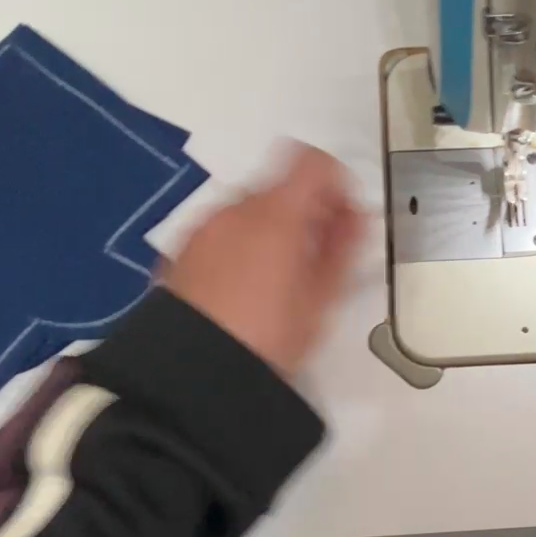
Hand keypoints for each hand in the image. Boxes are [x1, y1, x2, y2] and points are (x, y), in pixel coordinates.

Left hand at [161, 143, 364, 374]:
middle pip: (279, 191)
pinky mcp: (178, 252)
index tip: (344, 221)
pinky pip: (220, 236)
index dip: (335, 184)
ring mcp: (201, 228)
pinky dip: (239, 251)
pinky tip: (243, 296)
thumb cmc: (271, 338)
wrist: (195, 373)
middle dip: (303, 218)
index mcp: (275, 215)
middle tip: (316, 267)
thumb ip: (342, 250)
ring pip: (248, 214)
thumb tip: (356, 217)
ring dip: (270, 236)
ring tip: (278, 289)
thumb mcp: (319, 301)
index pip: (313, 163)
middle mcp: (233, 209)